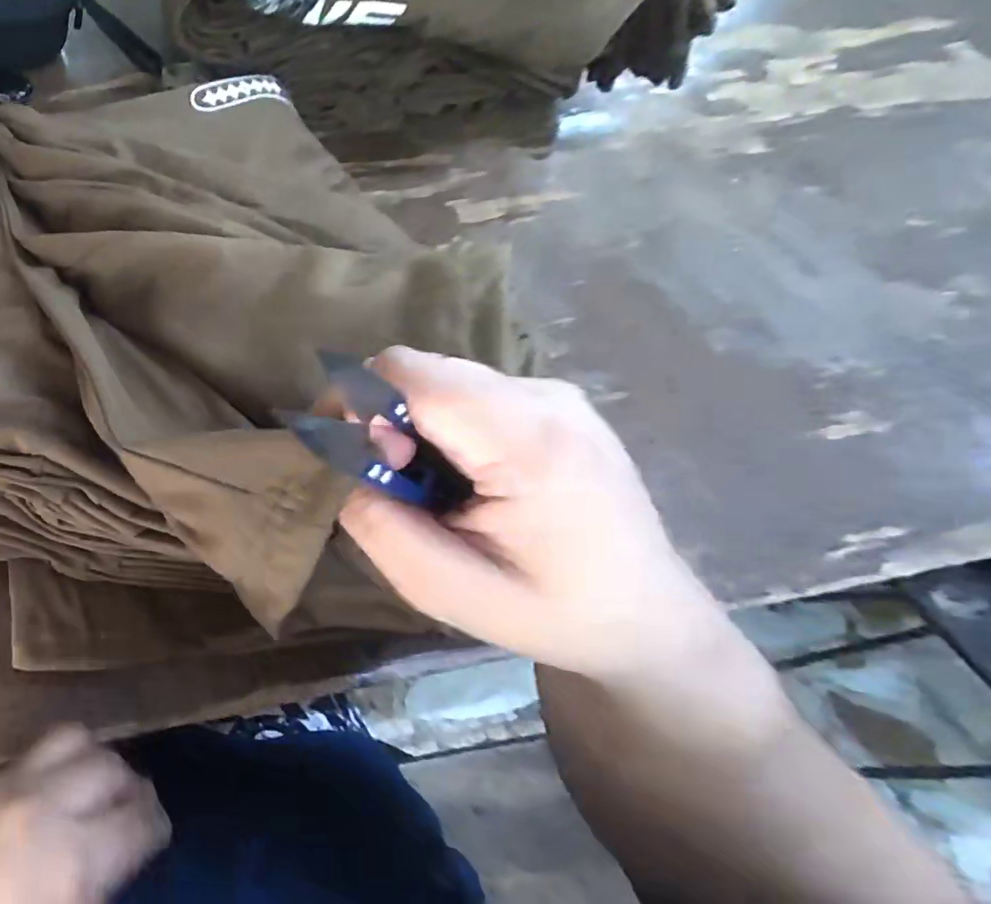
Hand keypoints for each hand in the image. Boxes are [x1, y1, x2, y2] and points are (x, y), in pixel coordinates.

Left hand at [0, 725, 168, 903]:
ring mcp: (12, 783)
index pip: (137, 817)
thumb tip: (132, 840)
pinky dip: (60, 759)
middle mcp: (45, 802)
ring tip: (100, 784)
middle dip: (131, 786)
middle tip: (137, 806)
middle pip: (109, 766)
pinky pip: (36, 748)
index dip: (157, 822)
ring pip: (73, 737)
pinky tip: (61, 784)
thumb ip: (106, 874)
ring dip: (95, 757)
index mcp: (72, 854)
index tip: (160, 828)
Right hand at [339, 348, 741, 684]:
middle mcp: (544, 397)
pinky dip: (436, 422)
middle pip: (414, 368)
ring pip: (434, 376)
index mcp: (527, 441)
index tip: (369, 464)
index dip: (358, 405)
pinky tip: (459, 473)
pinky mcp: (552, 401)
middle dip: (379, 415)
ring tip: (429, 484)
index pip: (404, 372)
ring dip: (408, 421)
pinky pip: (462, 388)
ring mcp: (554, 394)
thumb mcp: (439, 585)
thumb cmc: (547, 611)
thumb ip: (373, 515)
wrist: (648, 621)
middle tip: (395, 480)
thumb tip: (343, 452)